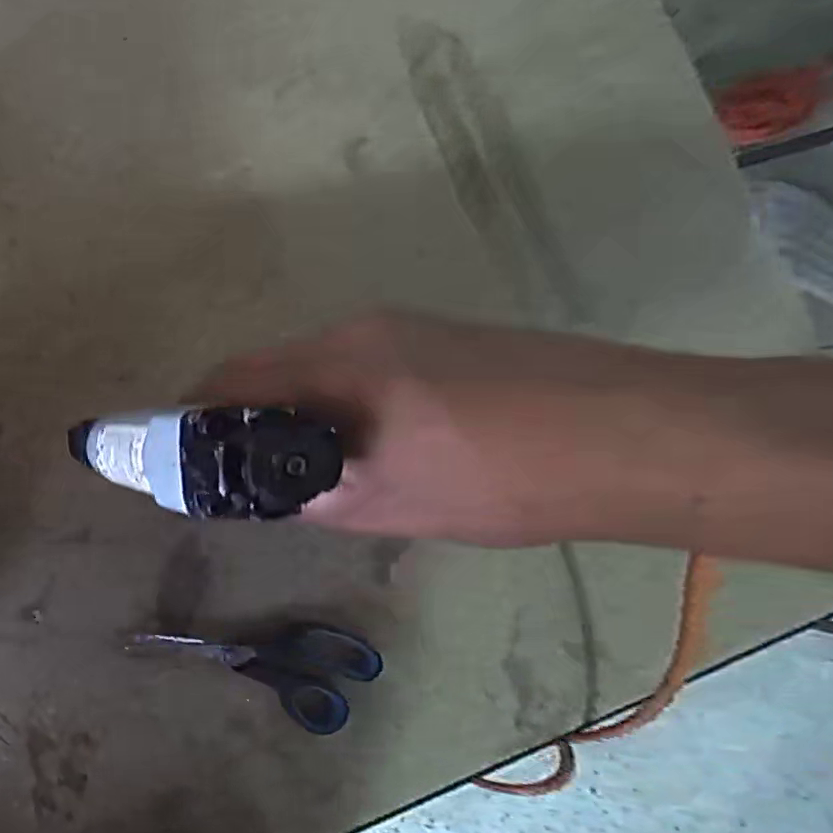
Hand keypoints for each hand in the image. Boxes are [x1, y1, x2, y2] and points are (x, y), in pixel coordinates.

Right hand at [187, 312, 733, 546]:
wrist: (651, 439)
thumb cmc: (498, 477)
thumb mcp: (382, 504)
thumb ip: (305, 494)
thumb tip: (265, 491)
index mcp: (335, 363)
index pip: (230, 377)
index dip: (193, 413)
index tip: (181, 451)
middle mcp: (359, 330)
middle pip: (269, 368)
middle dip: (243, 415)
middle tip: (242, 467)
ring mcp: (406, 328)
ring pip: (315, 368)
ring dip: (292, 409)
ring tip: (305, 462)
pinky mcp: (443, 338)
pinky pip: (359, 366)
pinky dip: (336, 401)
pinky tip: (368, 440)